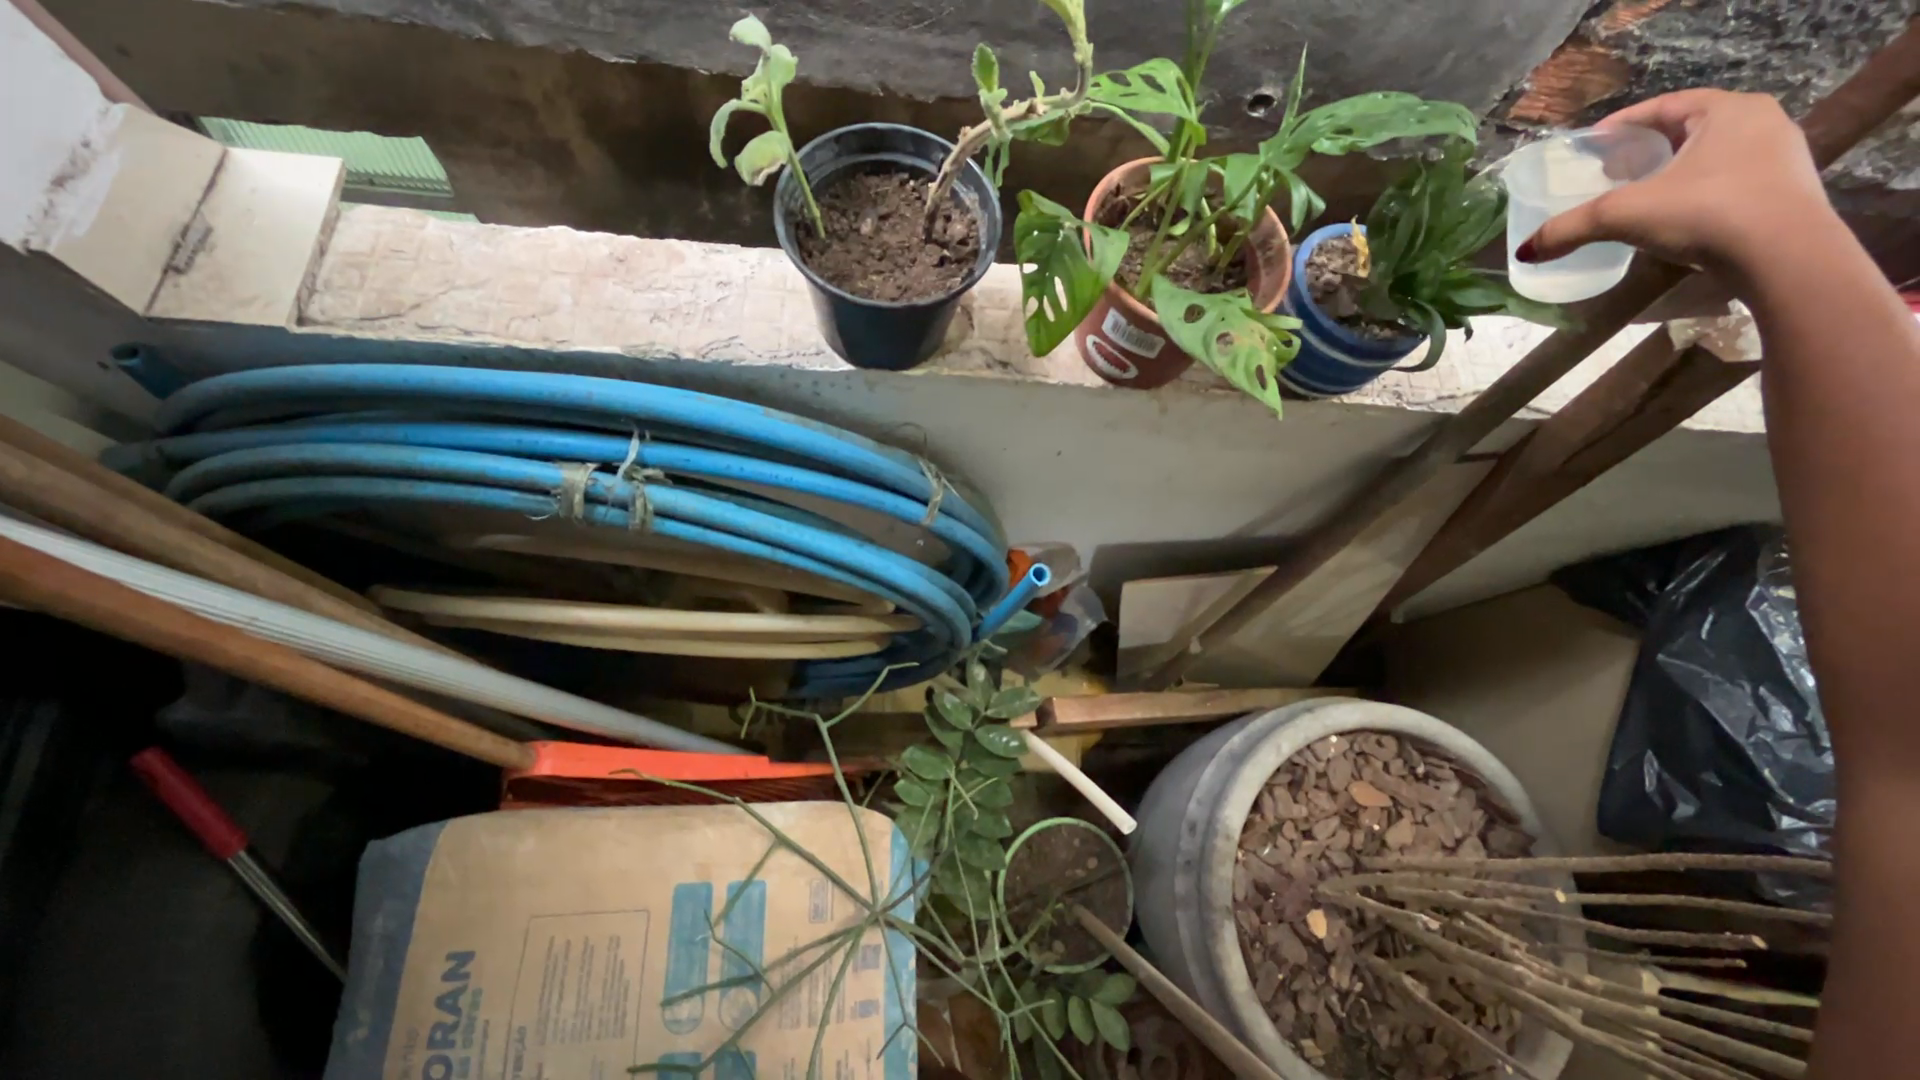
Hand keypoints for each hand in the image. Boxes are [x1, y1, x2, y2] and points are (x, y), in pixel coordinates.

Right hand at [1516, 90, 1834, 274]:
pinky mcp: (1782, 191)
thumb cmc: (1705, 213)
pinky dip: (1691, 192)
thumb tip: (1524, 251)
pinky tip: (1669, 216)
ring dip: (1669, 172)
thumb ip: (1570, 228)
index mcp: (1726, 111)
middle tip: (1607, 171)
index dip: (1622, 124)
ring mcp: (1776, 157)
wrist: (1783, 255)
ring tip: (1634, 196)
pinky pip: (1725, 181)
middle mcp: (1758, 123)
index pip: (1664, 106)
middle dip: (1643, 150)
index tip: (1590, 145)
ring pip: (1707, 156)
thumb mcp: (1624, 216)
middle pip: (1686, 129)